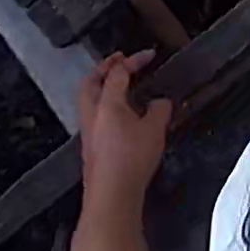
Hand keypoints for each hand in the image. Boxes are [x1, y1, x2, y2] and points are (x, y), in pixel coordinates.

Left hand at [77, 50, 171, 217]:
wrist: (112, 196)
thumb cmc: (131, 160)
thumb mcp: (155, 129)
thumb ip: (160, 109)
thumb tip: (161, 102)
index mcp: (107, 104)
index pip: (118, 73)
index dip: (134, 60)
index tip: (148, 55)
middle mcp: (92, 114)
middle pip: (91, 82)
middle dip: (105, 67)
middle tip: (118, 60)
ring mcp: (88, 131)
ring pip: (88, 98)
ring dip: (101, 85)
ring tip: (117, 83)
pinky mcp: (90, 147)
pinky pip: (93, 114)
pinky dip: (103, 103)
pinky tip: (118, 112)